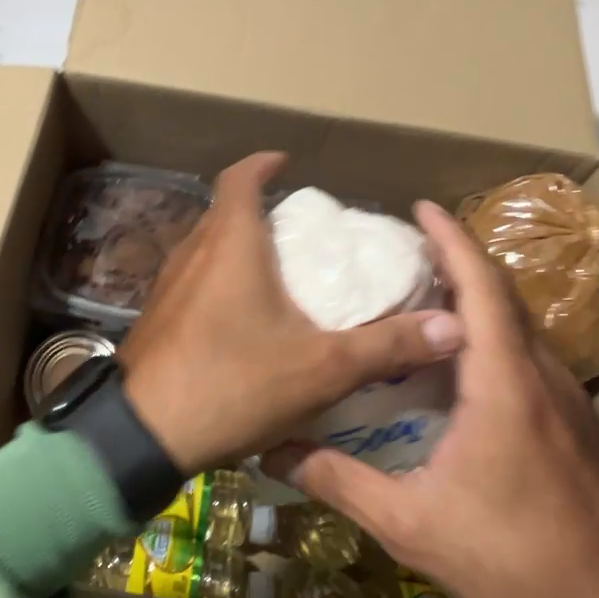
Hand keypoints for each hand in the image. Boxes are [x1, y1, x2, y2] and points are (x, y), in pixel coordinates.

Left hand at [118, 152, 466, 475]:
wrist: (144, 435)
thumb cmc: (234, 383)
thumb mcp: (321, 367)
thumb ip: (386, 345)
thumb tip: (454, 326)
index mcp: (229, 243)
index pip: (239, 179)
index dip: (262, 164)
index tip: (285, 163)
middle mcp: (193, 251)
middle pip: (225, 212)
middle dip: (260, 211)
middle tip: (300, 231)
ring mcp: (168, 284)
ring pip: (207, 247)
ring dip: (239, 248)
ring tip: (278, 273)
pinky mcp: (158, 316)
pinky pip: (194, 280)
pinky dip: (221, 280)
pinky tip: (244, 319)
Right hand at [267, 201, 598, 597]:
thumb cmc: (509, 559)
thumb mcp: (411, 524)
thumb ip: (341, 481)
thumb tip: (274, 450)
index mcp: (504, 386)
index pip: (481, 289)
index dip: (451, 240)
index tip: (421, 207)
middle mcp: (541, 376)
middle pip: (503, 295)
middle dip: (459, 258)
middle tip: (410, 244)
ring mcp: (567, 397)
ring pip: (521, 323)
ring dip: (480, 294)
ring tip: (429, 289)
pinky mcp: (576, 421)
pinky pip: (531, 351)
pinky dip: (497, 330)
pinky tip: (466, 355)